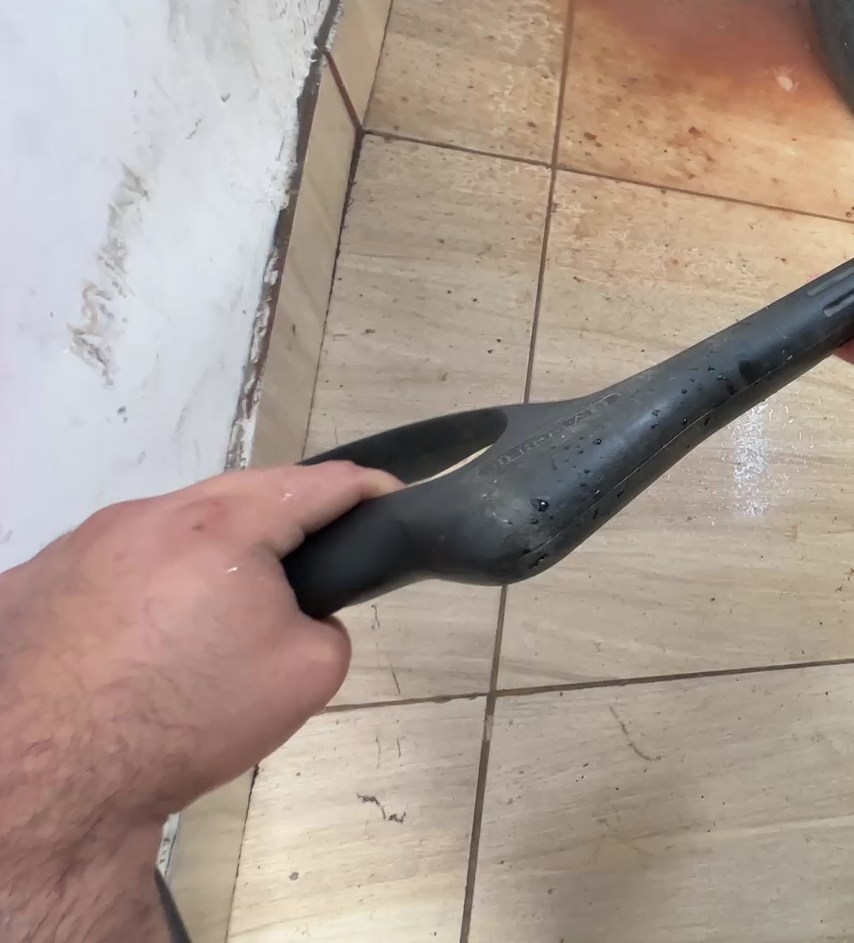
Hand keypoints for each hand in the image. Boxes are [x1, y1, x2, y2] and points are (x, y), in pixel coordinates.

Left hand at [0, 462, 398, 932]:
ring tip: (236, 590)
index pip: (323, 482)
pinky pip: (116, 556)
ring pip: (176, 516)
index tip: (394, 500)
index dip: (372, 487)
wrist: (42, 794)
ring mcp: (72, 548)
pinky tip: (155, 622)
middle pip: (247, 488)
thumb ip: (328, 616)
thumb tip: (296, 609)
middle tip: (327, 545)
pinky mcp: (23, 585)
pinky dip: (155, 569)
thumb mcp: (317, 667)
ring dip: (221, 535)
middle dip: (297, 507)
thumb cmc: (191, 720)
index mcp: (224, 528)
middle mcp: (144, 519)